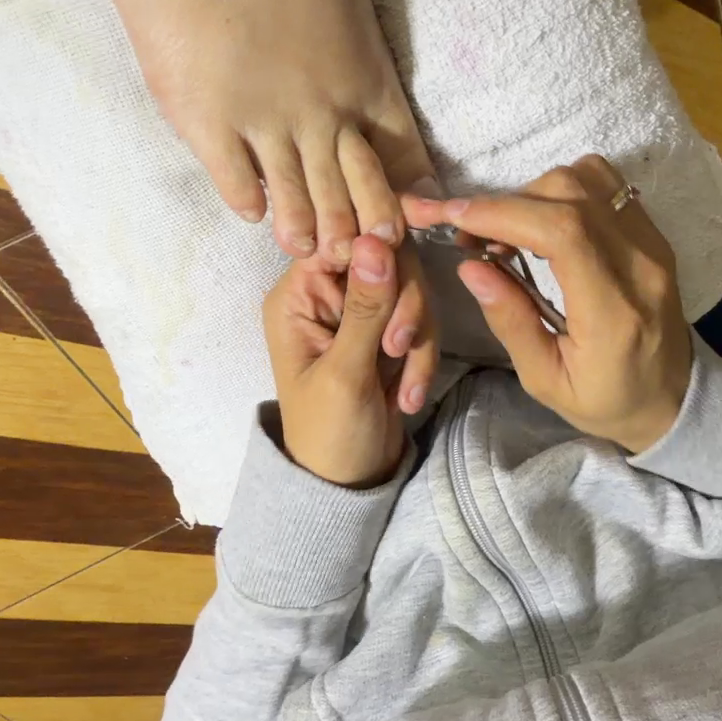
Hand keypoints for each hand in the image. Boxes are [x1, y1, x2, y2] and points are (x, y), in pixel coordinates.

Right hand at [15, 0, 437, 262]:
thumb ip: (351, 51)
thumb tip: (353, 89)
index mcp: (367, 79)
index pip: (400, 156)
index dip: (403, 194)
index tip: (406, 222)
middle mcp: (325, 114)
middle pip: (351, 191)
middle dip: (357, 227)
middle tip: (356, 254)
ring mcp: (266, 123)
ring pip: (299, 199)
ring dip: (306, 227)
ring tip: (306, 246)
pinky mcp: (207, 122)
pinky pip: (238, 184)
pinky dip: (249, 201)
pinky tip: (252, 211)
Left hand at [263, 235, 419, 487]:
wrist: (350, 481)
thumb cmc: (329, 431)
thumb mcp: (345, 371)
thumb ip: (365, 306)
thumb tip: (375, 239)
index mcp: (298, 295)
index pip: (346, 241)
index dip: (380, 253)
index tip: (401, 287)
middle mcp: (328, 294)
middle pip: (388, 262)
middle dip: (405, 309)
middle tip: (399, 350)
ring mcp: (361, 314)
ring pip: (411, 293)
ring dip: (418, 341)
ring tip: (404, 391)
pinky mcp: (388, 333)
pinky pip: (421, 322)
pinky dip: (422, 358)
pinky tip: (407, 397)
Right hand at [404, 155, 692, 452]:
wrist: (672, 399)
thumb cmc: (606, 401)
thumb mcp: (545, 380)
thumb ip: (510, 321)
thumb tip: (470, 266)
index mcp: (613, 312)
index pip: (562, 232)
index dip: (503, 213)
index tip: (455, 216)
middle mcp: (641, 265)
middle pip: (570, 194)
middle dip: (508, 204)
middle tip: (476, 238)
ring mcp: (653, 243)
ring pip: (587, 178)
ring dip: (536, 194)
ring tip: (511, 232)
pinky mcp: (654, 234)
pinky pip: (605, 185)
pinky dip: (563, 192)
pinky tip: (544, 224)